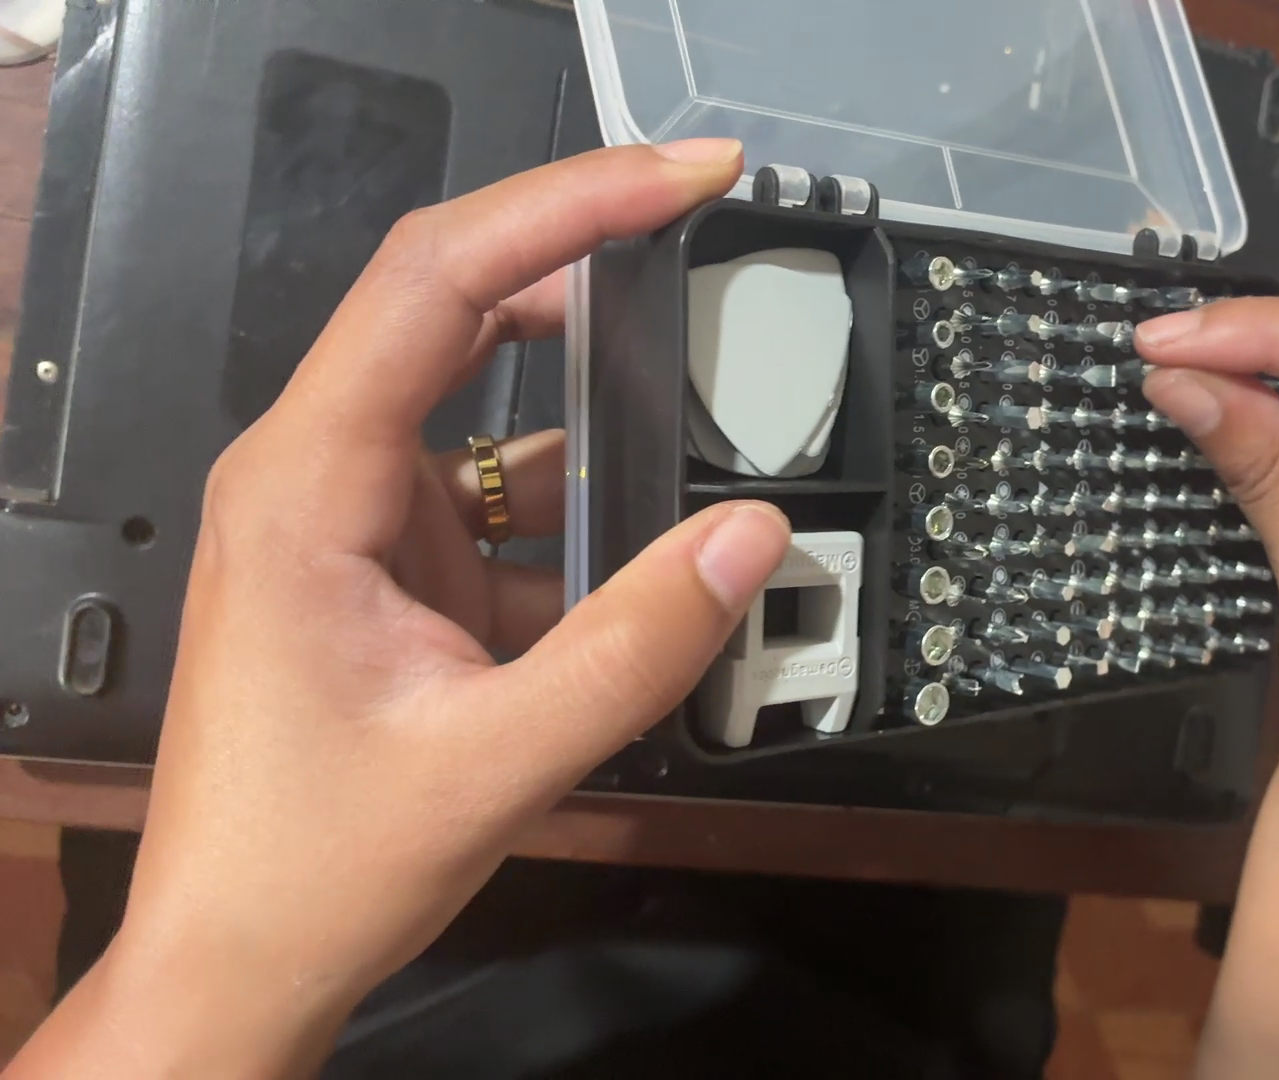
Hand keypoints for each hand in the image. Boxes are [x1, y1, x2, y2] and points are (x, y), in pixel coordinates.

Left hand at [9, 141, 792, 1076]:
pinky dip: (606, 484)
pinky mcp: (431, 561)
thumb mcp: (499, 758)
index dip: (569, 207)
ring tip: (705, 359)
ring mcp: (390, 514)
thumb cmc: (326, 859)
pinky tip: (666, 515)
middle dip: (591, 244)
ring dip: (608, 374)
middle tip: (704, 220)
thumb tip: (753, 535)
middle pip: (471, 301)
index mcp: (317, 481)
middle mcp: (344, 471)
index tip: (682, 179)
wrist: (255, 951)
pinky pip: (533, 487)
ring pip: (509, 397)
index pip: (444, 280)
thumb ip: (637, 647)